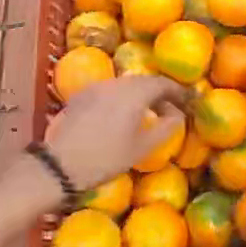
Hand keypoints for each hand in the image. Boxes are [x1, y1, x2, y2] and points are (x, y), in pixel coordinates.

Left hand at [45, 75, 190, 189]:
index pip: (163, 83)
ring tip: (146, 113)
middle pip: (144, 81)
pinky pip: (109, 91)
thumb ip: (166, 127)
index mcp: (135, 92)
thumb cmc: (106, 158)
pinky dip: (121, 98)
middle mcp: (116, 83)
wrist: (58, 165)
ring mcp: (96, 87)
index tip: (187, 102)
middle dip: (160, 92)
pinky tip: (120, 116)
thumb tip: (178, 115)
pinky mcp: (81, 96)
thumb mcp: (142, 148)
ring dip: (140, 94)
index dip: (178, 91)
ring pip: (125, 84)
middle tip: (169, 108)